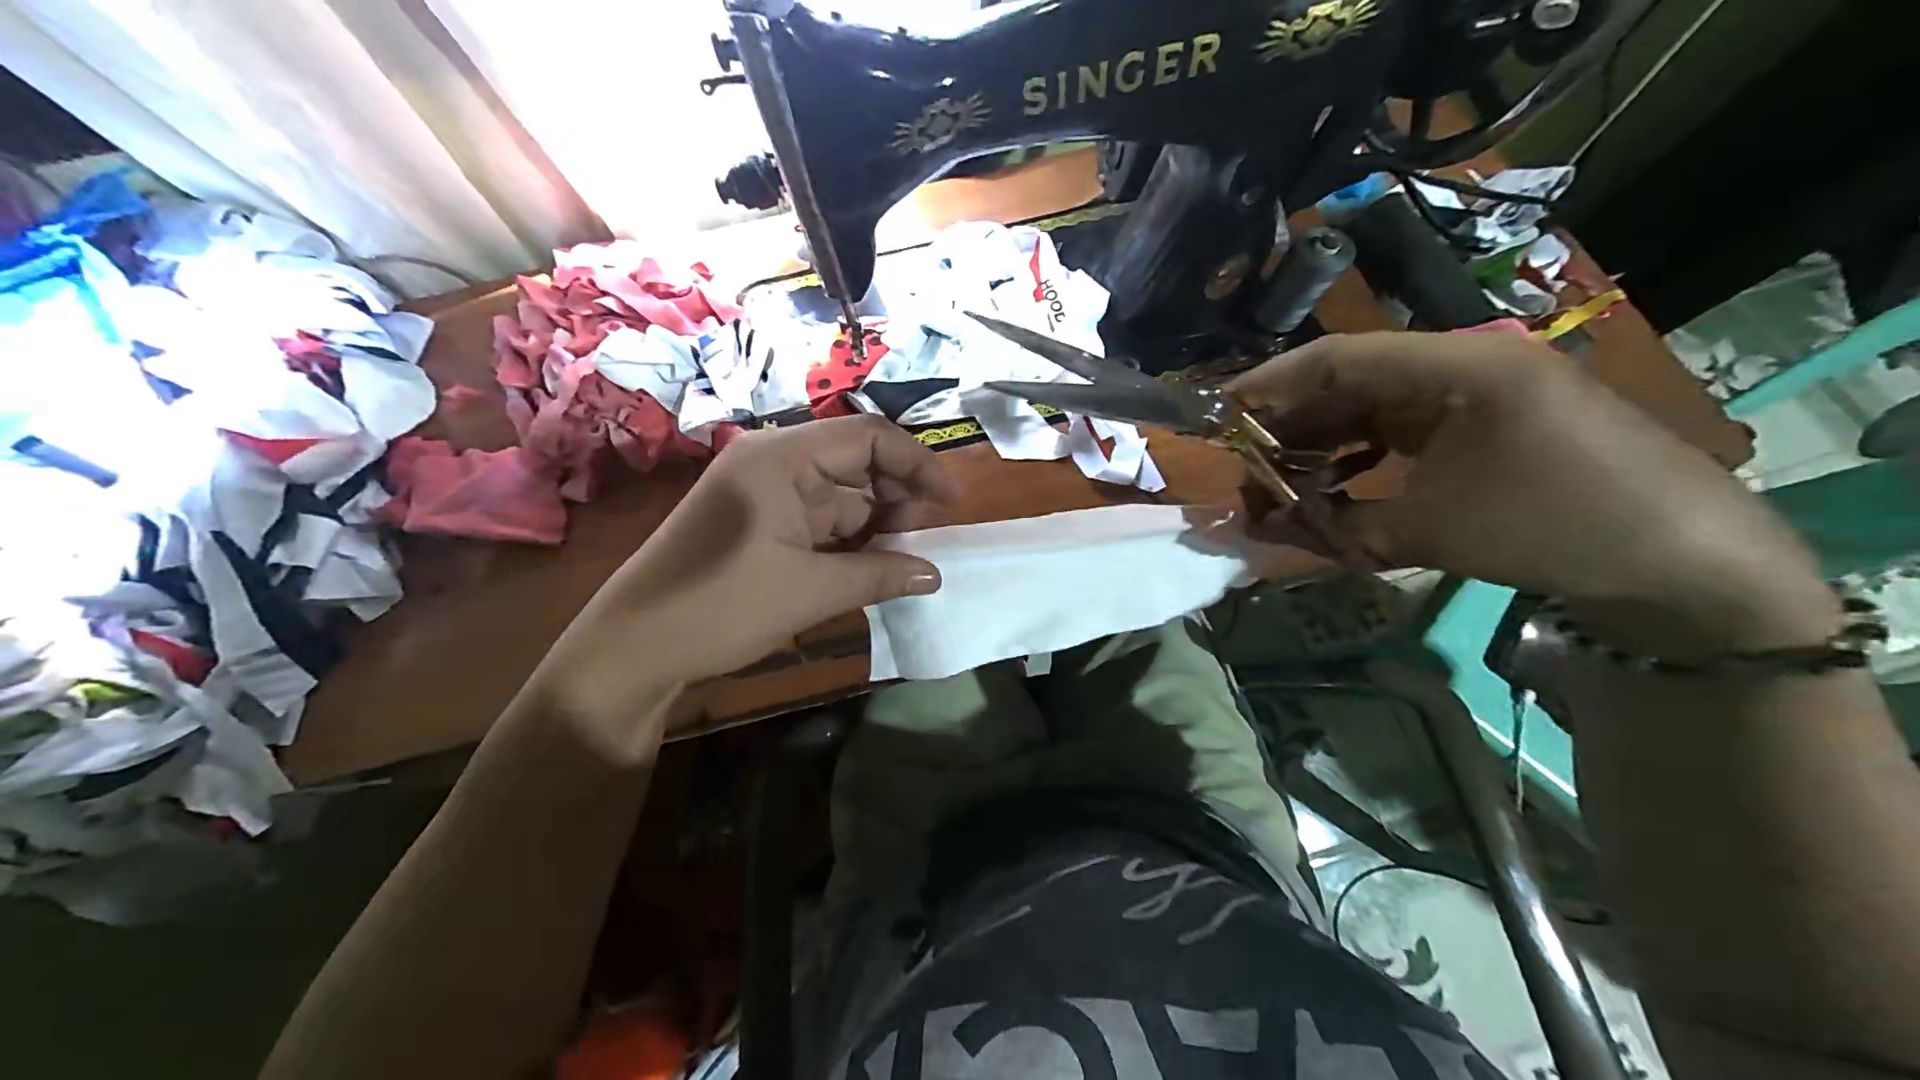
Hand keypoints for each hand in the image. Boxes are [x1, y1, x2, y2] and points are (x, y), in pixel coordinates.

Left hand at [527, 416, 956, 753]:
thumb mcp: (810, 591)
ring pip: (838, 497)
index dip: (916, 464)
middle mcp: (772, 464)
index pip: (867, 437)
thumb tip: (936, 574)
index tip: (950, 503)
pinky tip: (871, 567)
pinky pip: (817, 522)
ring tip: (903, 561)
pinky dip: (847, 542)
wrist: (634, 647)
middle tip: (923, 541)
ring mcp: (762, 495)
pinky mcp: (758, 525)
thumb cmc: (722, 605)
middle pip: (854, 463)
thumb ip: (880, 575)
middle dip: (896, 498)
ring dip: (874, 525)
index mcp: (781, 458)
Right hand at [1213, 331, 1838, 656]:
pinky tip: (1333, 481)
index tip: (1215, 412)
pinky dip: (1360, 451)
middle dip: (1288, 421)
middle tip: (1240, 460)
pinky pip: (1401, 425)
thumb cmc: (1550, 529)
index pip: (1336, 358)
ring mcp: (1479, 389)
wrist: (1681, 561)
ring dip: (1321, 439)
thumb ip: (1327, 527)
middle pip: (1349, 378)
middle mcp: (1464, 362)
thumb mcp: (1423, 532)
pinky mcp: (1487, 419)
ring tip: (1275, 477)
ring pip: (1371, 402)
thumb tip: (1249, 527)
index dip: (1268, 383)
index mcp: (1456, 366)